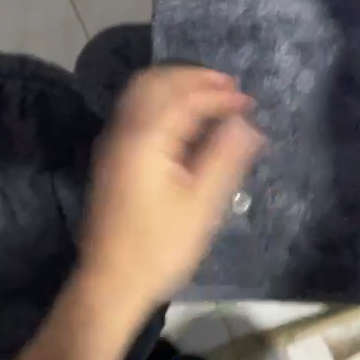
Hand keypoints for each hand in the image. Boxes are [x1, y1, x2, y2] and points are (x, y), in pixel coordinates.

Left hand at [77, 66, 263, 316]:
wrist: (110, 281)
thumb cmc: (159, 247)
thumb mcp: (201, 205)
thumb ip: (224, 157)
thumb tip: (246, 123)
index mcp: (146, 138)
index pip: (185, 97)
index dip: (219, 94)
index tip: (248, 101)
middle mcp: (124, 130)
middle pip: (156, 82)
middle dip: (194, 77)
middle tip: (228, 86)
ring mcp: (113, 141)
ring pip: (142, 92)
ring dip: (176, 86)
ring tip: (210, 96)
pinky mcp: (112, 155)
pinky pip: (136, 108)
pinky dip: (162, 101)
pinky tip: (184, 119)